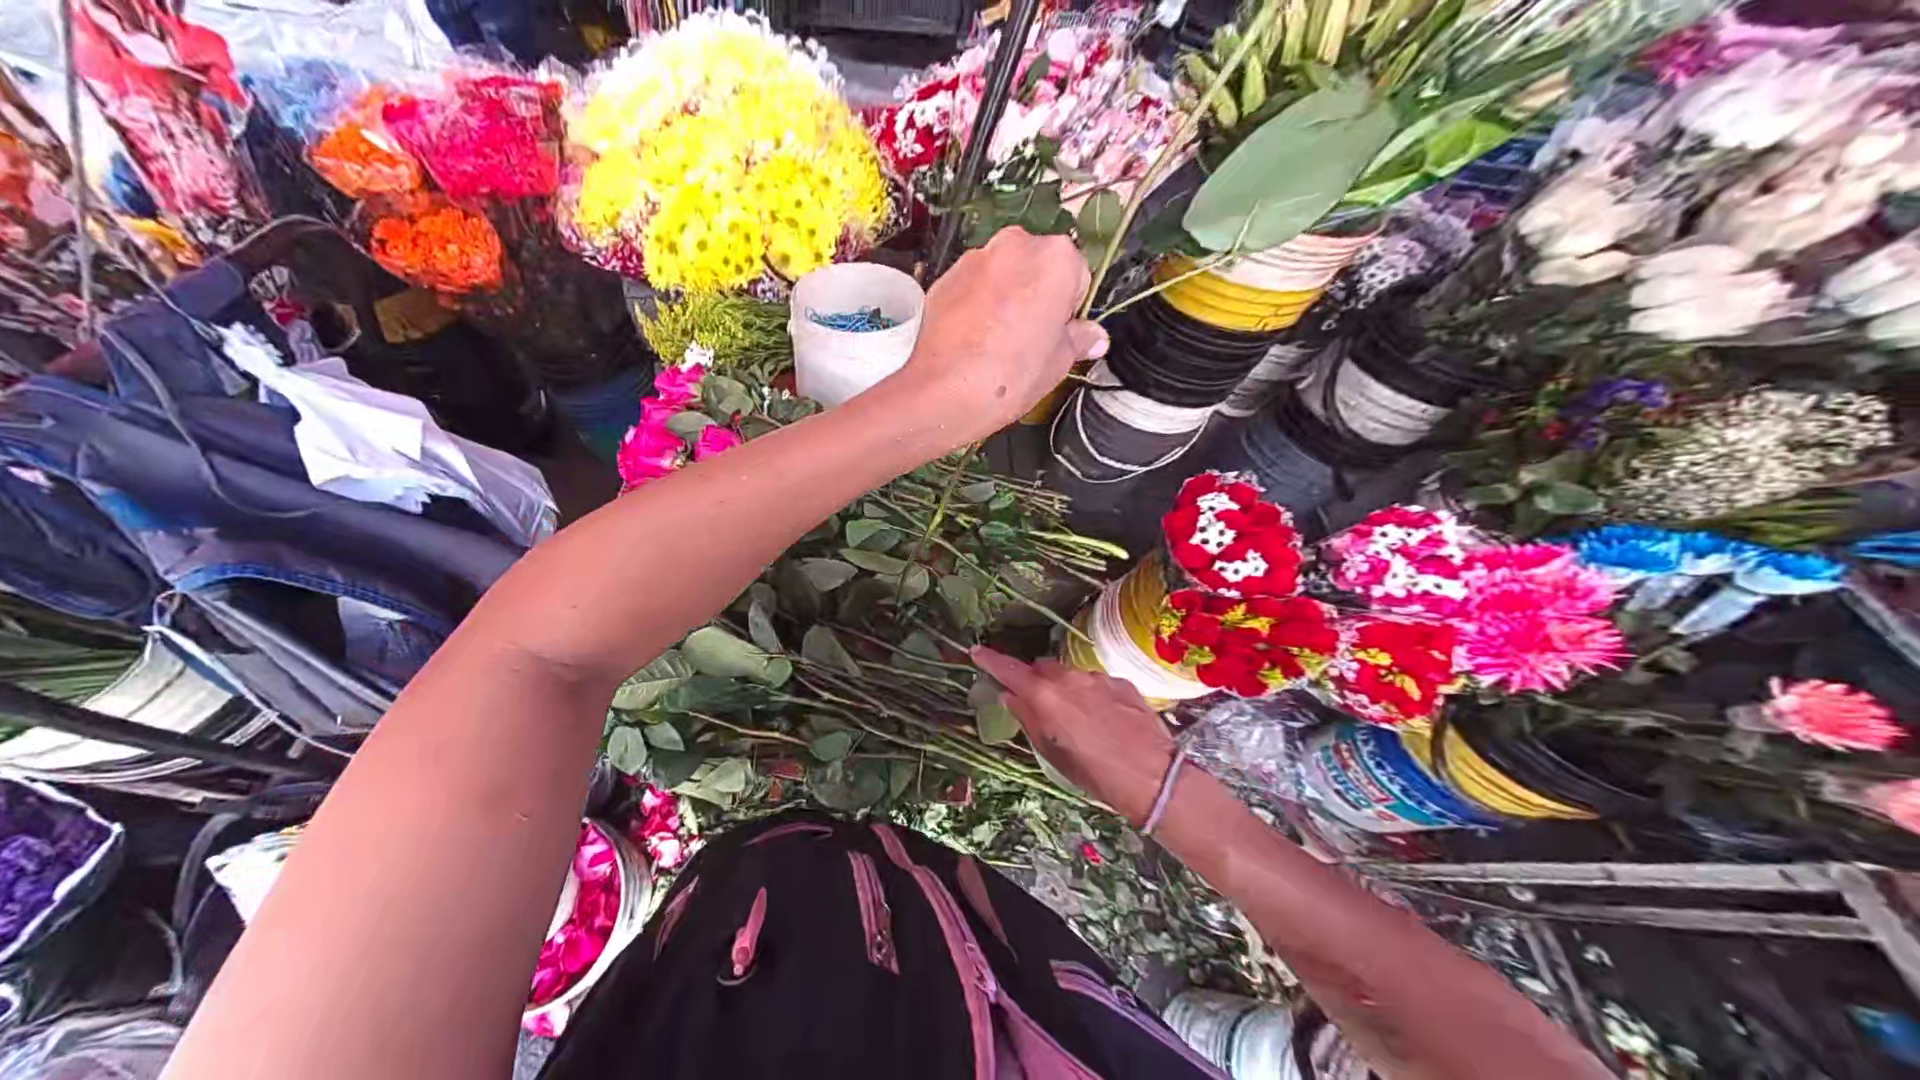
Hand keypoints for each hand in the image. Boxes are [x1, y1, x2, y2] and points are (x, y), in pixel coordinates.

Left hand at [893, 228, 1107, 442]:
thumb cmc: (1007, 375)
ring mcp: (977, 259)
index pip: (1078, 274)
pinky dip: (978, 305)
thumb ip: (1079, 339)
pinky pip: (973, 286)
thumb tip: (1093, 337)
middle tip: (1033, 338)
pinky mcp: (947, 277)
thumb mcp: (1059, 362)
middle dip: (1038, 295)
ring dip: (1007, 298)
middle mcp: (1015, 246)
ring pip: (1003, 275)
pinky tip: (977, 340)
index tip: (1062, 330)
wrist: (946, 391)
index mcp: (1056, 258)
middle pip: (1038, 266)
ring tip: (1001, 343)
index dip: (1070, 307)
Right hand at [971, 647, 1172, 825]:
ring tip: (1080, 720)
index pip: (1009, 670)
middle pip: (1042, 669)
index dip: (991, 660)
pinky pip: (1097, 683)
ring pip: (1071, 676)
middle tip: (1041, 706)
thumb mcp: (1051, 752)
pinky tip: (1105, 720)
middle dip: (1037, 682)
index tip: (977, 651)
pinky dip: (1093, 695)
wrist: (1151, 775)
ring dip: (1067, 690)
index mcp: (1045, 695)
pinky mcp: (1122, 682)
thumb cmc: (1093, 773)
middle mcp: (1069, 677)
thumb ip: (1028, 718)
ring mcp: (1098, 677)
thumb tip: (1011, 696)